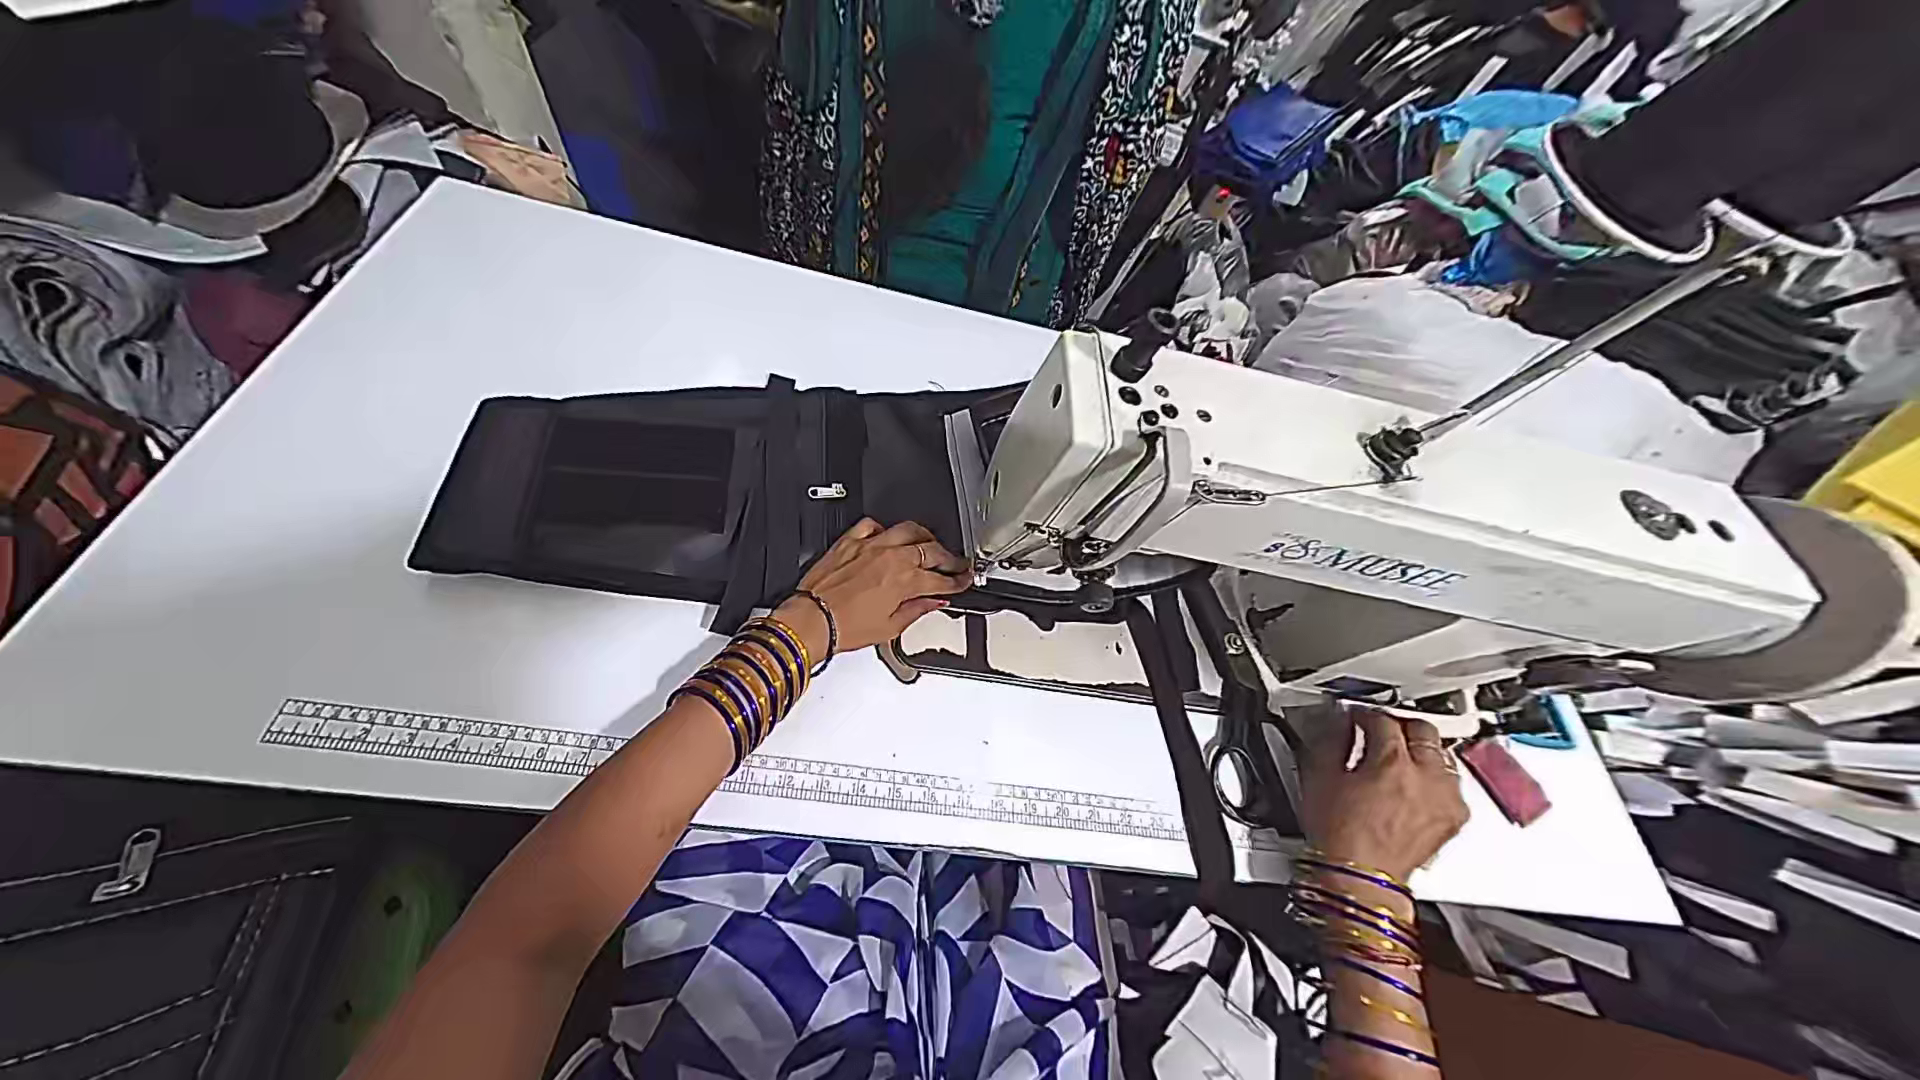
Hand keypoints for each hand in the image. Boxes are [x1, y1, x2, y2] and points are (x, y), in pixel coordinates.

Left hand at [771, 518, 970, 657]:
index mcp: (905, 581)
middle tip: (955, 564)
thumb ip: (917, 610)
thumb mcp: (890, 628)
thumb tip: (932, 602)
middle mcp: (891, 558)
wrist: (811, 620)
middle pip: (932, 550)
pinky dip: (883, 528)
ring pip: (908, 529)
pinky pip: (872, 524)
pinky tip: (887, 535)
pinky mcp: (850, 542)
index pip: (941, 579)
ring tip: (929, 544)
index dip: (957, 581)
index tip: (963, 581)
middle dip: (949, 558)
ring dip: (924, 537)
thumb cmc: (844, 626)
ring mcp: (870, 546)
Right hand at [1299, 705, 1469, 881]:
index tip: (1355, 718)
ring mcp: (1447, 800)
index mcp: (1392, 763)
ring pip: (1441, 754)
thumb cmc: (1339, 833)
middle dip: (1399, 724)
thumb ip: (1332, 740)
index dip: (1364, 714)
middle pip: (1423, 729)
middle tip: (1380, 728)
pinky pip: (1449, 783)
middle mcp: (1428, 778)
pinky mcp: (1455, 818)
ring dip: (1419, 749)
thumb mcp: (1320, 775)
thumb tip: (1340, 723)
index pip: (1383, 720)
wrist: (1360, 874)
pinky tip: (1411, 782)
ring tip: (1396, 755)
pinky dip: (1432, 776)